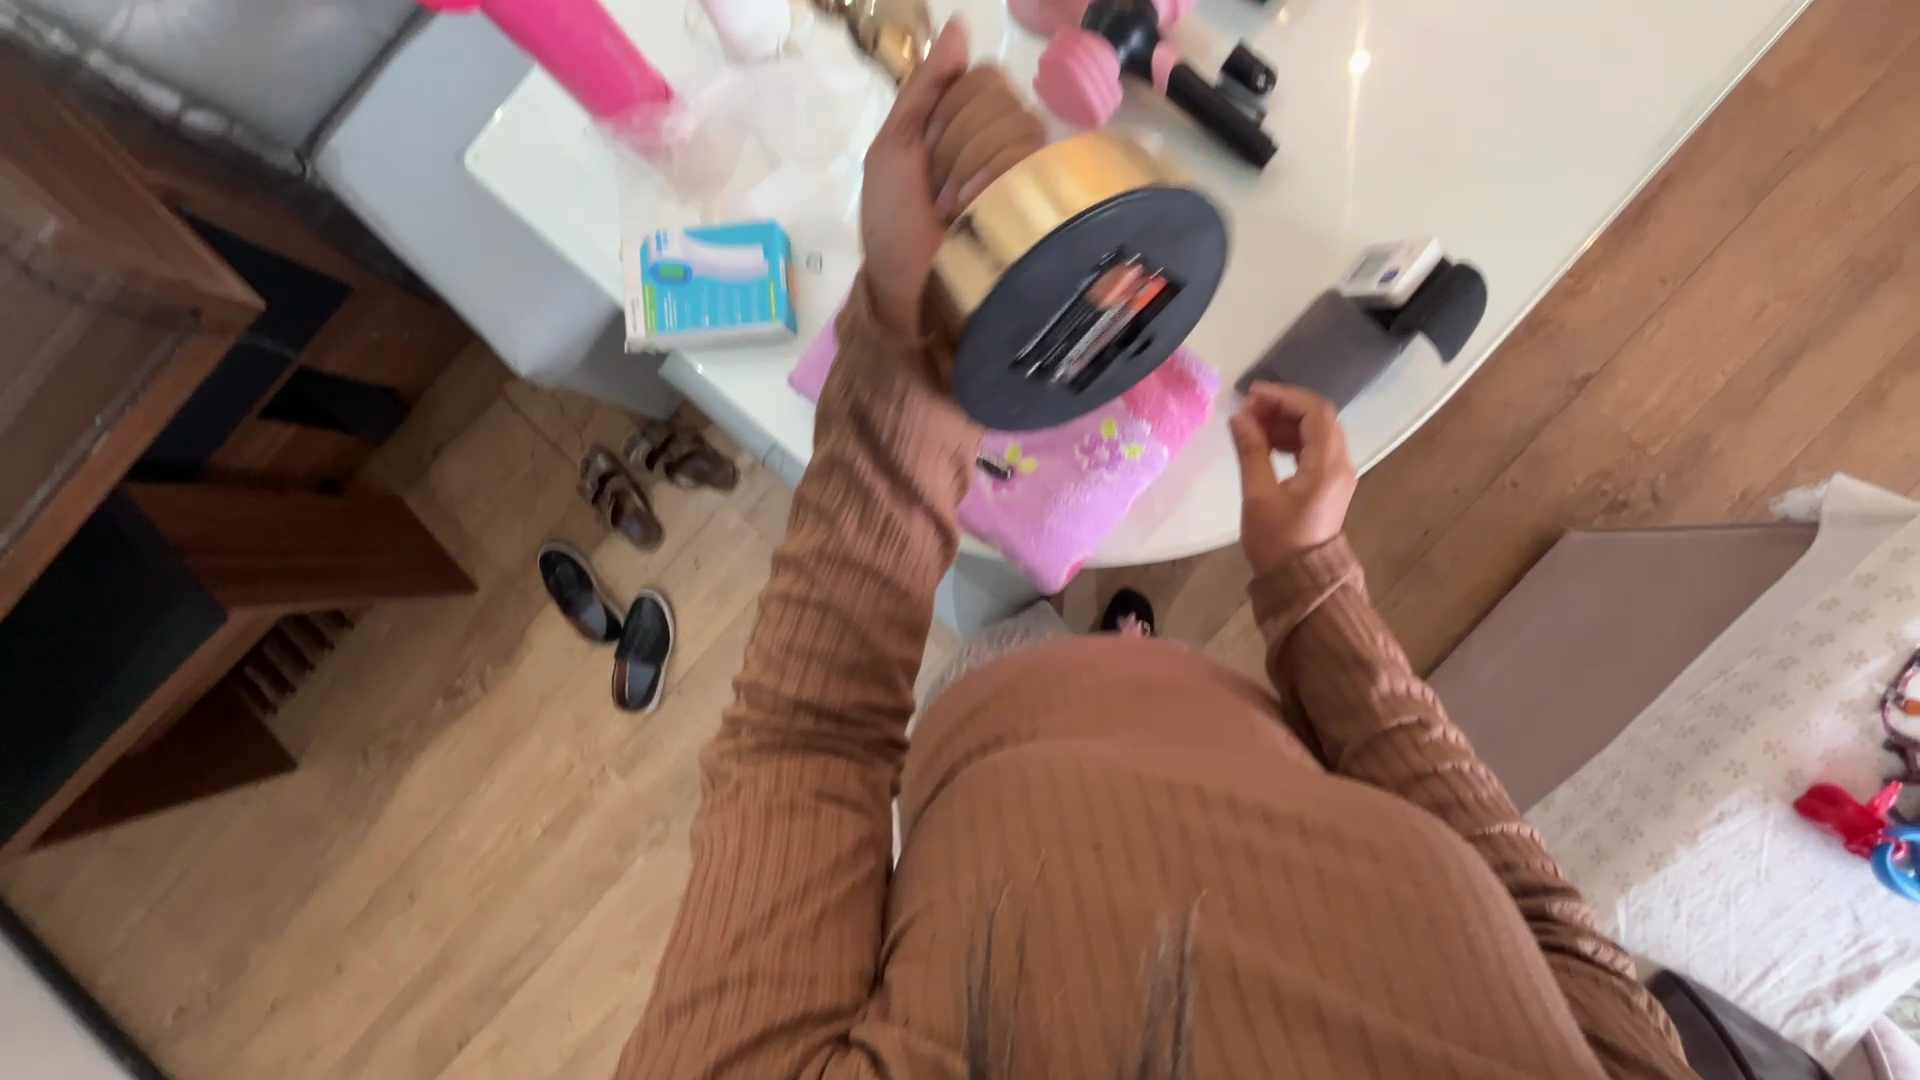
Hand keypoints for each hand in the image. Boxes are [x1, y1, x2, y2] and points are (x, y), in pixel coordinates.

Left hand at [859, 20, 1044, 338]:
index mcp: (959, 125)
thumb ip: (922, 89)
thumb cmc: (894, 227)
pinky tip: (977, 210)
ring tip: (957, 210)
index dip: (952, 110)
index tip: (927, 153)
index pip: (980, 78)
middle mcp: (994, 140)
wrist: (911, 292)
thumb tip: (960, 27)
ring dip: (974, 168)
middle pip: (998, 96)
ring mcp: (1020, 171)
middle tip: (938, 191)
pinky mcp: (1038, 200)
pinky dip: (995, 180)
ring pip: (1017, 125)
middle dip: (957, 143)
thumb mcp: (892, 150)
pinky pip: (1033, 156)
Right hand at [1229, 383, 1357, 575]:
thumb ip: (1251, 451)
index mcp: (1328, 465)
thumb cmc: (1277, 541)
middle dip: (1282, 407)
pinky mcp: (1325, 485)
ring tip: (1249, 424)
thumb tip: (1239, 417)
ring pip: (1314, 433)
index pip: (1315, 413)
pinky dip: (1288, 440)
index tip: (1251, 395)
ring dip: (1284, 423)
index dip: (1284, 397)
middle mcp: (1339, 464)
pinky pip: (1310, 450)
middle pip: (1318, 419)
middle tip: (1246, 409)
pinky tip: (1262, 442)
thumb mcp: (1258, 495)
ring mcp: (1335, 475)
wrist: (1299, 581)